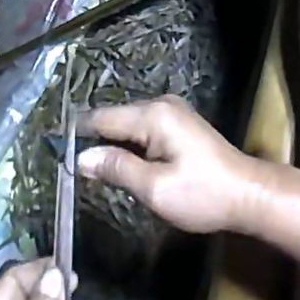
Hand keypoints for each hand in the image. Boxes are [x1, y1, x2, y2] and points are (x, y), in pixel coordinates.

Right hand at [78, 96, 268, 233]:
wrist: (249, 194)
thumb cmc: (203, 194)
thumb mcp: (155, 188)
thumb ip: (117, 169)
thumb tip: (80, 158)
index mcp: (153, 115)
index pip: (102, 118)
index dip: (76, 133)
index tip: (51, 145)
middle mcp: (161, 105)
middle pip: (114, 119)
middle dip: (91, 139)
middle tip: (65, 164)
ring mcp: (172, 112)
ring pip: (127, 125)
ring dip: (109, 143)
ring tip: (84, 166)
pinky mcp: (178, 124)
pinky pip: (142, 130)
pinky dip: (127, 145)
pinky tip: (117, 163)